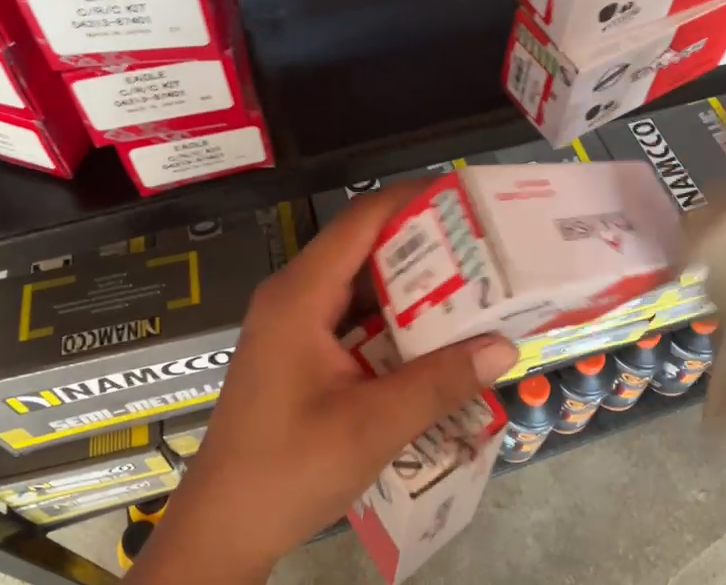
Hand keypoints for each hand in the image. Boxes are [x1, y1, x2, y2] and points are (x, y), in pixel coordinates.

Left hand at [129, 185, 517, 583]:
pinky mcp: (296, 352)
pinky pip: (349, 318)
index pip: (360, 220)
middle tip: (482, 250)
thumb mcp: (372, 425)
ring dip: (408, 288)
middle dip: (422, 246)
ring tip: (470, 288)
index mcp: (300, 294)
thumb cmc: (288, 468)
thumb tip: (503, 347)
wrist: (222, 526)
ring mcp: (291, 324)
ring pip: (357, 286)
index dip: (411, 199)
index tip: (464, 198)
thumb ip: (438, 382)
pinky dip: (389, 321)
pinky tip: (430, 338)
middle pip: (362, 249)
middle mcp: (292, 296)